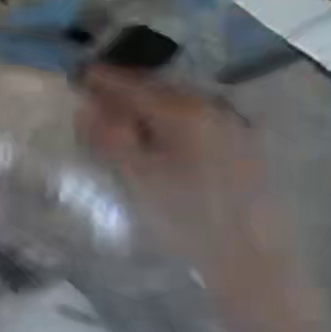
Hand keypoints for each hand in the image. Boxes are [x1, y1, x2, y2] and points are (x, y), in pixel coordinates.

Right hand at [77, 66, 294, 287]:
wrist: (250, 256)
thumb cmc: (186, 218)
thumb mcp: (137, 178)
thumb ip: (109, 139)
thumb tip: (87, 109)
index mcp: (185, 112)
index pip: (136, 86)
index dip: (105, 80)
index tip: (80, 75)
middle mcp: (214, 108)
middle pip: (161, 90)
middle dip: (128, 92)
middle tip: (99, 98)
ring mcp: (234, 126)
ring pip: (181, 106)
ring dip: (151, 108)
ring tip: (127, 119)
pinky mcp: (245, 146)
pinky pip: (199, 122)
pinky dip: (173, 123)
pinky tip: (162, 141)